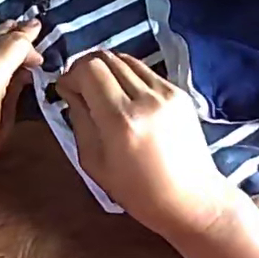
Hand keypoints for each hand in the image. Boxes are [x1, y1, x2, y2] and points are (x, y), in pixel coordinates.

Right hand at [60, 50, 235, 239]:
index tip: (66, 89)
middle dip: (85, 68)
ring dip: (106, 69)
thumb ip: (78, 120)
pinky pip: (144, 70)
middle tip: (79, 87)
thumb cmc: (138, 191)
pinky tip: (125, 97)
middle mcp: (146, 99)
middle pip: (105, 57)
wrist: (192, 200)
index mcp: (122, 120)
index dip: (71, 74)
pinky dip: (126, 76)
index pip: (89, 70)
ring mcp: (167, 93)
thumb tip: (70, 91)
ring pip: (124, 59)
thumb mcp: (94, 162)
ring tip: (101, 91)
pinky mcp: (180, 93)